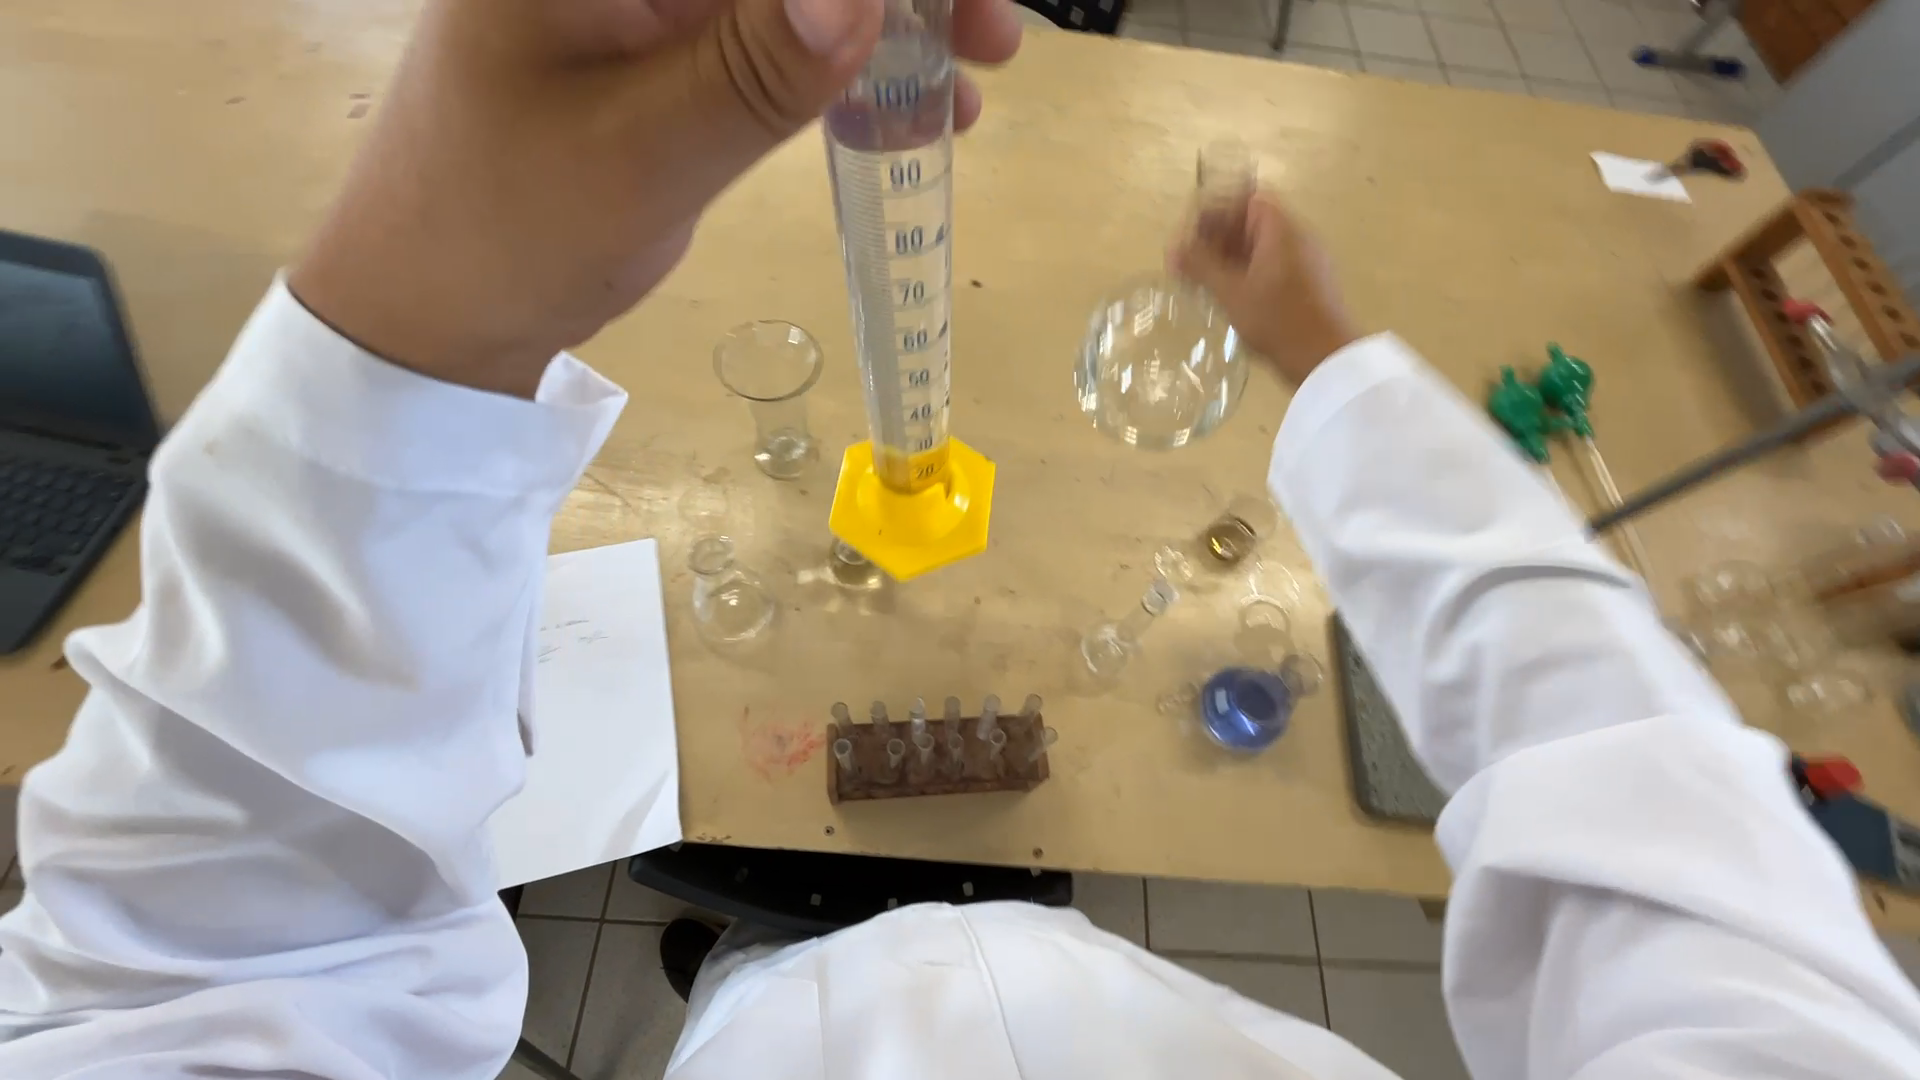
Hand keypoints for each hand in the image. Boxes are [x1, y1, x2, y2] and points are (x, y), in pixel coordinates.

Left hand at [290, 0, 1020, 398]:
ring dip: (891, 19)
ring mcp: (653, 4)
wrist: (450, 305)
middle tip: (992, 31)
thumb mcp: (640, 155)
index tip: (955, 1)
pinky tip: (909, 108)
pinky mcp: (678, 58)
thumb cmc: (515, 230)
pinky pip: (779, 42)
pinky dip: (849, 68)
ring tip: (979, 68)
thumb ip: (749, 72)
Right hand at [1168, 190, 1359, 385]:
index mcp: (1281, 229)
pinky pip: (1269, 268)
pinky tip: (1225, 298)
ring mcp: (1304, 262)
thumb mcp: (1231, 293)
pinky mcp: (1305, 286)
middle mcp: (1296, 238)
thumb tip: (1172, 248)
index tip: (1189, 238)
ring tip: (1199, 284)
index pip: (1244, 201)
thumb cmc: (1277, 321)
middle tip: (1186, 265)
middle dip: (1215, 240)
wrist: (1324, 358)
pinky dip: (1243, 275)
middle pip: (1250, 224)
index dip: (1214, 213)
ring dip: (1226, 260)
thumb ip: (1200, 266)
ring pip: (1258, 249)